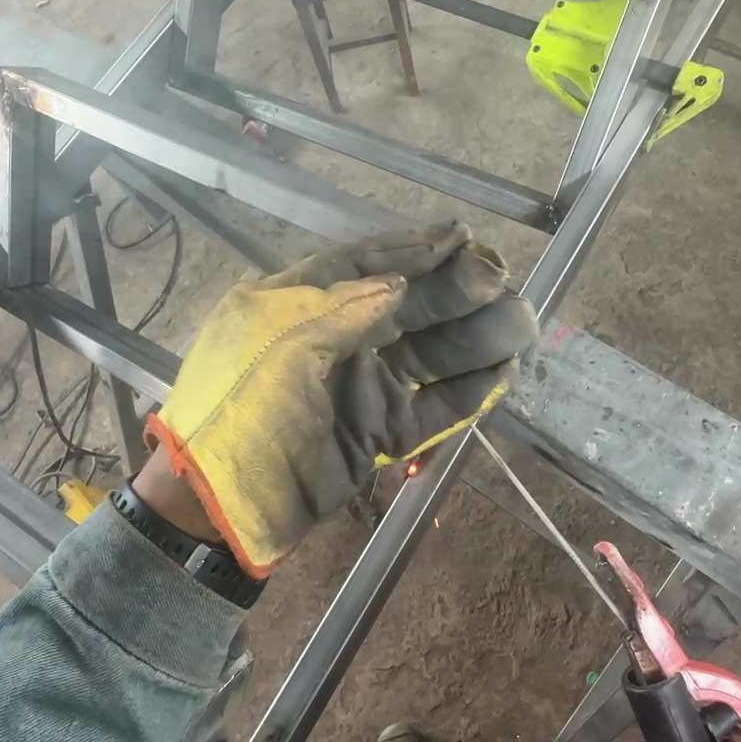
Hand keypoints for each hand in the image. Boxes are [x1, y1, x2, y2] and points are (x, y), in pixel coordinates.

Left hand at [148, 222, 536, 575]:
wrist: (220, 503)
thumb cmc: (241, 408)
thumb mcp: (280, 342)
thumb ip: (343, 307)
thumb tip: (401, 282)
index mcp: (300, 305)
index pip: (363, 264)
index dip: (412, 249)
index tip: (461, 237)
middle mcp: (336, 340)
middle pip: (407, 307)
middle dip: (455, 292)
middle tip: (500, 282)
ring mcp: (360, 387)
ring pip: (428, 356)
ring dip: (473, 339)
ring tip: (520, 322)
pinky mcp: (379, 431)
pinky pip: (432, 409)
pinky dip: (467, 392)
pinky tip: (503, 372)